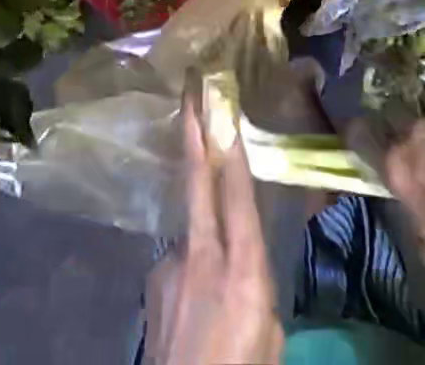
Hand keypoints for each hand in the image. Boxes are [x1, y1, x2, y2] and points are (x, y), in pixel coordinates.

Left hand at [144, 88, 283, 364]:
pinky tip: (198, 307)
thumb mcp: (272, 333)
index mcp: (241, 268)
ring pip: (193, 231)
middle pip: (198, 181)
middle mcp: (201, 255)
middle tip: (189, 91)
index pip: (236, 193)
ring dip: (206, 239)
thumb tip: (243, 260)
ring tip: (218, 291)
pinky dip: (192, 272)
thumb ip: (258, 284)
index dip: (230, 146)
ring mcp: (169, 267)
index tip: (220, 104)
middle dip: (194, 132)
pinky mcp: (152, 283)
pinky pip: (180, 263)